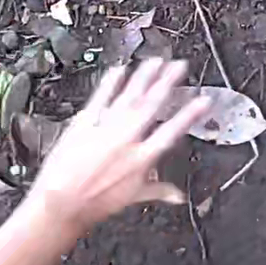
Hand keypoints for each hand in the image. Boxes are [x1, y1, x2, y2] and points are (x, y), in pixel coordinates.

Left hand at [26, 58, 211, 232]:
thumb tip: (179, 197)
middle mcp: (127, 140)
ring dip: (144, 77)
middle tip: (179, 65)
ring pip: (129, 97)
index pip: (171, 132)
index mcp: (142, 159)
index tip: (204, 100)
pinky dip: (110, 83)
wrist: (61, 204)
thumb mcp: (133, 198)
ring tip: (156, 60)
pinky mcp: (85, 124)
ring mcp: (105, 129)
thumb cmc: (95, 204)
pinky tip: (119, 69)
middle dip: (167, 83)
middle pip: (151, 106)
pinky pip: (100, 99)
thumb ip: (159, 191)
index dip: (190, 115)